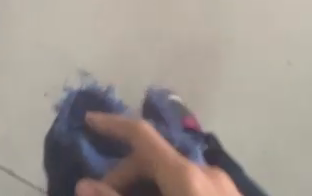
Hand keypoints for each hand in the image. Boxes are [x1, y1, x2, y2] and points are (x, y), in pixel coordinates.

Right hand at [74, 112, 242, 195]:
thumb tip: (85, 185)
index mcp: (185, 175)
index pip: (141, 134)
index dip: (112, 124)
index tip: (87, 122)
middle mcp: (206, 174)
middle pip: (156, 158)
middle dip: (126, 175)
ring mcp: (226, 191)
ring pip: (176, 177)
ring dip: (149, 187)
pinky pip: (194, 191)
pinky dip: (170, 194)